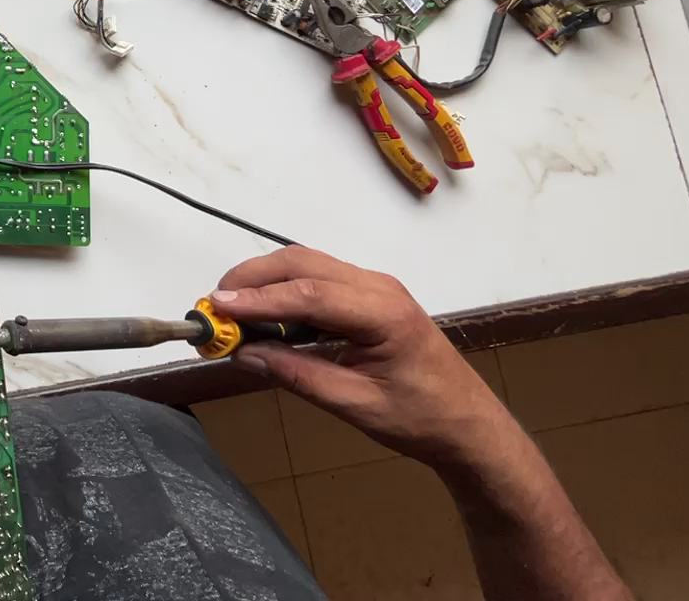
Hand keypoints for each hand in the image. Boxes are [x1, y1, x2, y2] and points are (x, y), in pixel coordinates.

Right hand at [210, 247, 515, 470]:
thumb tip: (243, 353)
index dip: (259, 298)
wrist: (471, 426)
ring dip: (263, 278)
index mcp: (384, 314)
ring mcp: (372, 284)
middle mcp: (377, 286)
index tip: (218, 305)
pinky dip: (281, 285)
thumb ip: (296, 374)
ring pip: (304, 262)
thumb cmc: (421, 421)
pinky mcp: (365, 291)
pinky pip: (314, 275)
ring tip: (231, 305)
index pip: (309, 295)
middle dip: (252, 277)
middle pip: (301, 263)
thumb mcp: (355, 405)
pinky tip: (263, 308)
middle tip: (216, 303)